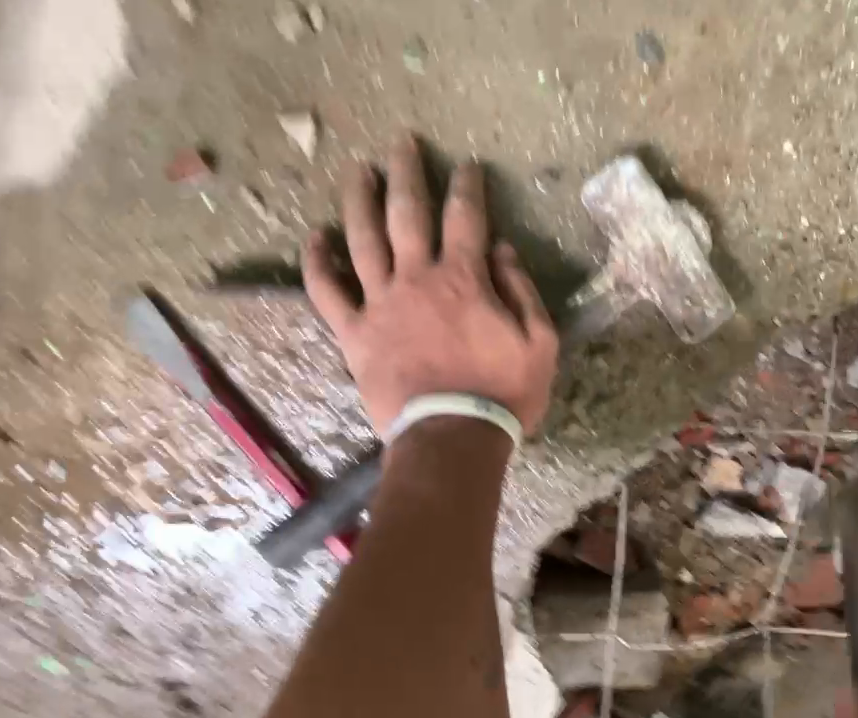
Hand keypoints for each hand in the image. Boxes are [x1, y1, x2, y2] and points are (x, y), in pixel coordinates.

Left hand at [304, 137, 558, 437]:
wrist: (453, 435)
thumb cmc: (504, 394)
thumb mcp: (540, 344)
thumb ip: (522, 293)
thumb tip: (503, 251)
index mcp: (465, 280)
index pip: (466, 218)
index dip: (468, 186)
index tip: (466, 164)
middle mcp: (417, 278)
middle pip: (407, 212)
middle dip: (407, 173)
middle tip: (402, 143)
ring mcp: (379, 303)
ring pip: (362, 238)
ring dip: (359, 199)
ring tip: (359, 171)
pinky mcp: (354, 333)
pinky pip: (327, 290)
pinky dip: (318, 262)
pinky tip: (316, 238)